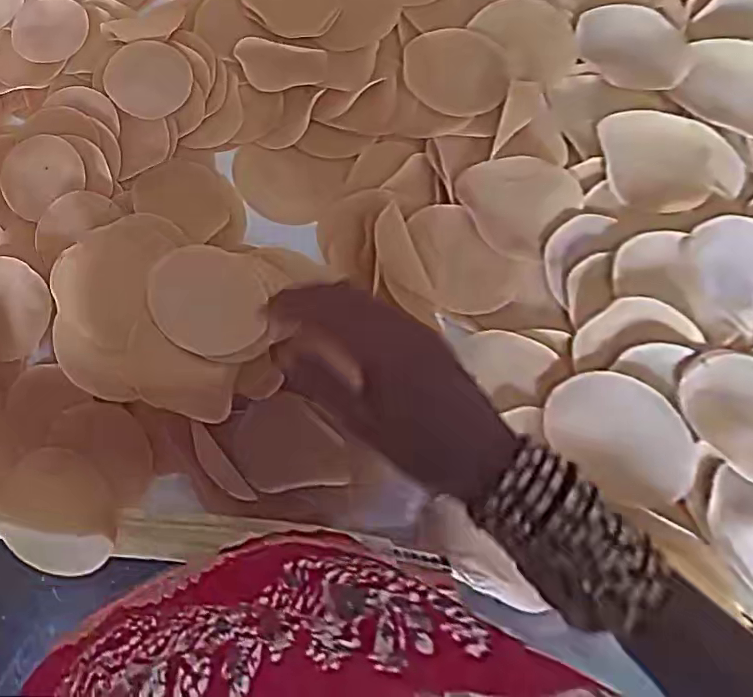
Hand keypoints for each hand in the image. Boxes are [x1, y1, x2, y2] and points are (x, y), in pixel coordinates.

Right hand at [269, 283, 519, 501]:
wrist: (487, 459)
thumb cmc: (419, 448)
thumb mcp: (361, 424)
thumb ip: (320, 383)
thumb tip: (284, 351)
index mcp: (377, 344)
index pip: (324, 308)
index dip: (290, 304)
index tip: (265, 311)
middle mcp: (395, 324)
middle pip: (340, 292)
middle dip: (304, 294)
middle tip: (277, 307)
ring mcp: (412, 325)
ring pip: (359, 295)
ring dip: (326, 296)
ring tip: (301, 310)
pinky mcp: (423, 332)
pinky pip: (375, 304)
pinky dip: (347, 304)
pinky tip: (338, 322)